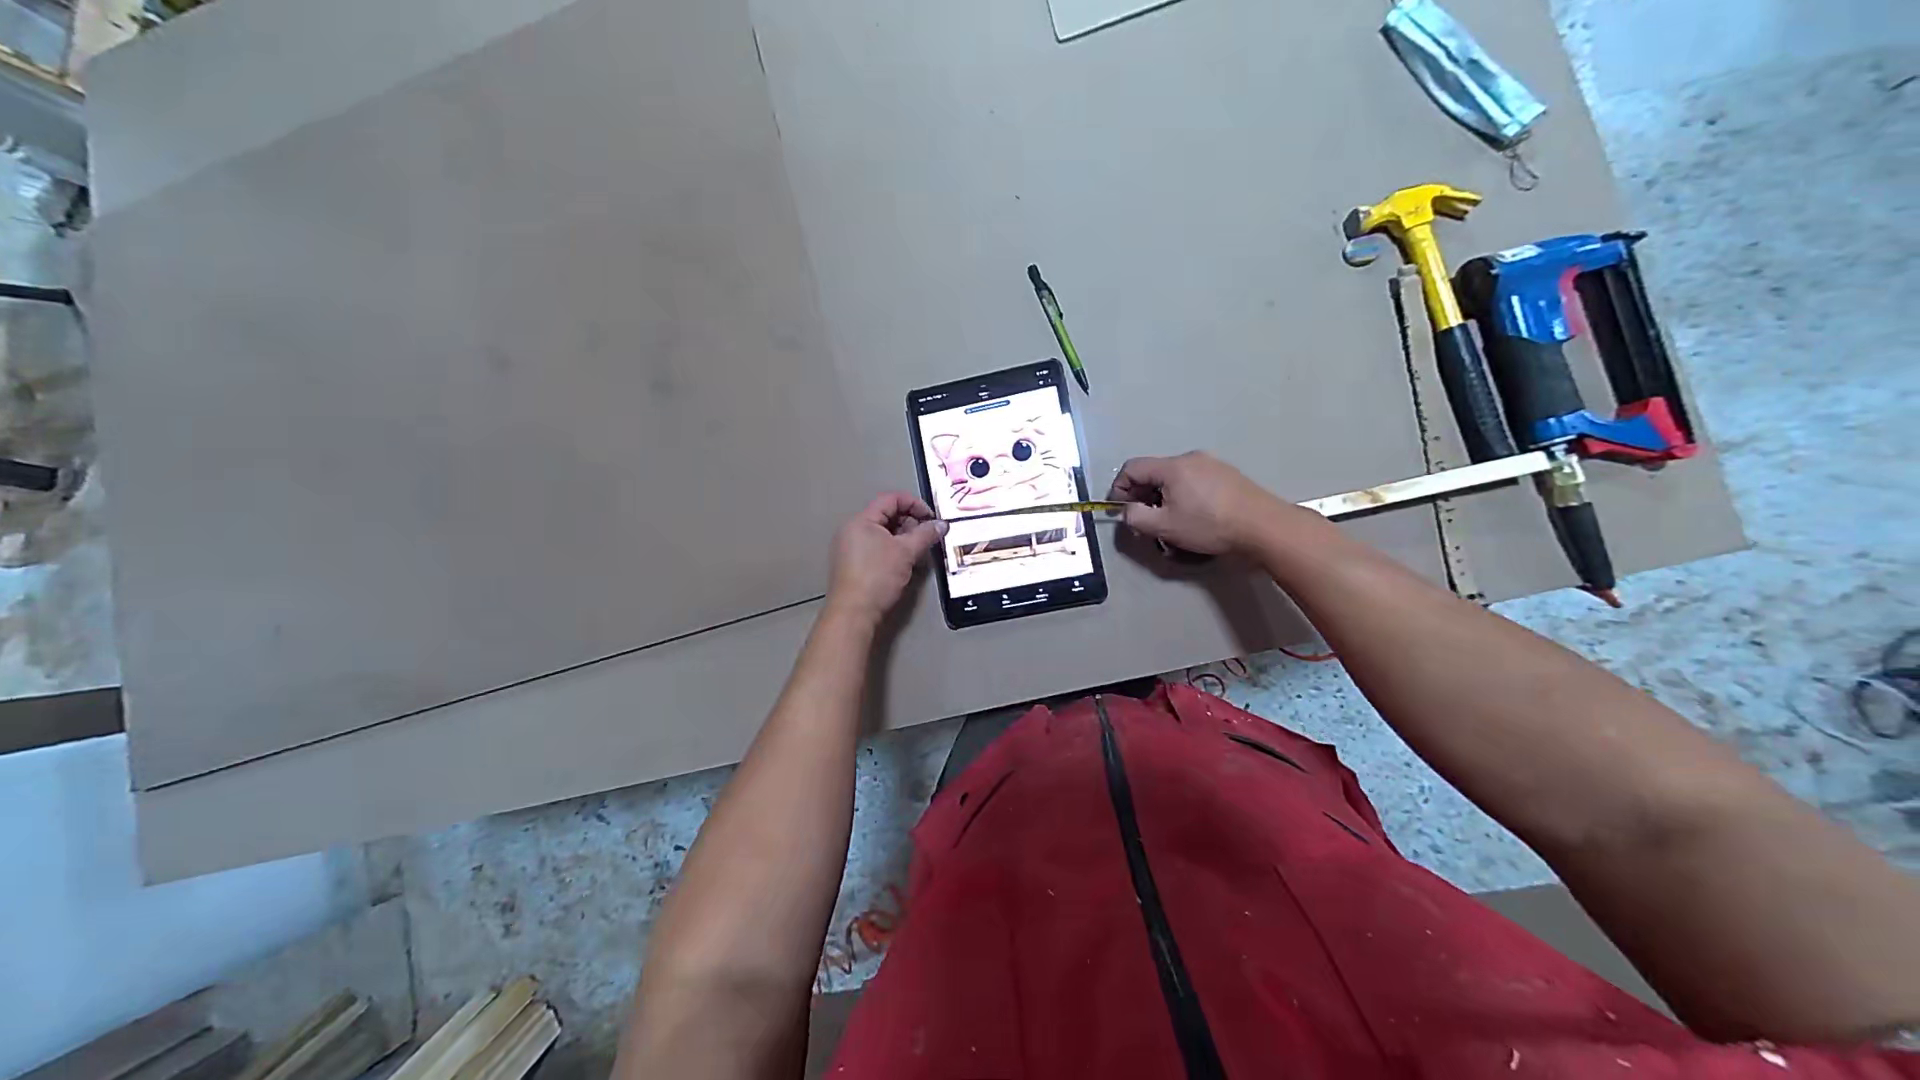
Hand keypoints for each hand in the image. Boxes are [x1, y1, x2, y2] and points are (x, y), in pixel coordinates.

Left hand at [825, 493, 946, 622]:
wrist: (854, 612)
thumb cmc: (877, 578)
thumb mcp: (906, 552)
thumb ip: (926, 534)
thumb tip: (941, 525)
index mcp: (862, 520)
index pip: (891, 499)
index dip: (914, 504)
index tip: (931, 519)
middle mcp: (853, 530)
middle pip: (887, 514)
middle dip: (910, 522)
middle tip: (926, 536)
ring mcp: (851, 547)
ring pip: (882, 532)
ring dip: (903, 537)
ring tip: (916, 551)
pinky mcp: (853, 564)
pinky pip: (876, 547)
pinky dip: (893, 549)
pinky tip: (903, 563)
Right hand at [1107, 451, 1301, 555]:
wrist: (1262, 525)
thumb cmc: (1209, 525)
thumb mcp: (1165, 526)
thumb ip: (1136, 517)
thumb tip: (1128, 511)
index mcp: (1173, 466)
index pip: (1132, 468)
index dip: (1119, 488)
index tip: (1121, 510)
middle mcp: (1191, 458)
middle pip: (1154, 472)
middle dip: (1142, 495)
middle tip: (1145, 520)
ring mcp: (1212, 464)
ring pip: (1174, 477)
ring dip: (1163, 497)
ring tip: (1170, 521)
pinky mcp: (1227, 475)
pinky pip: (1194, 480)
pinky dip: (1184, 495)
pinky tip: (1194, 516)